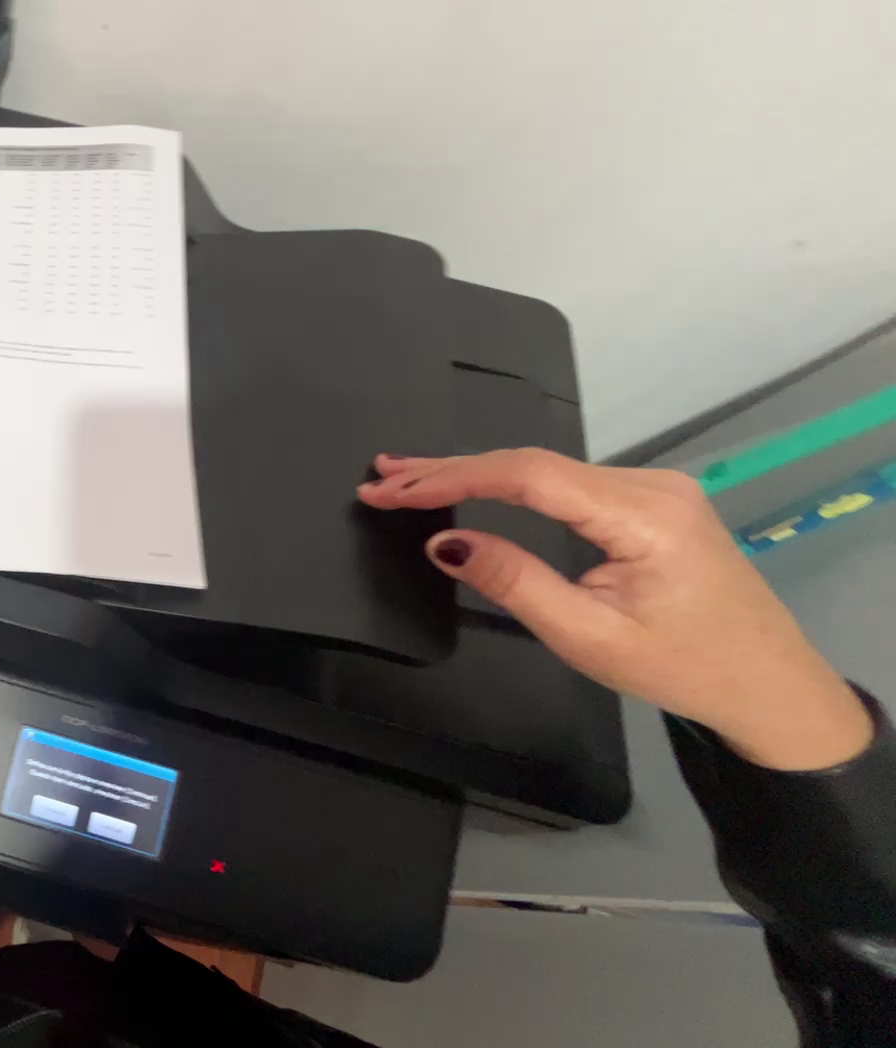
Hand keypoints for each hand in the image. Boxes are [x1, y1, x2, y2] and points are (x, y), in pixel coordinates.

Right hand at [358, 448, 871, 770]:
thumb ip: (512, 581)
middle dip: (445, 469)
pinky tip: (463, 480)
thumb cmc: (680, 667)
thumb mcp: (584, 635)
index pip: (527, 476)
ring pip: (537, 468)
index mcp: (644, 516)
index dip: (451, 477)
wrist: (769, 687)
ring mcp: (649, 489)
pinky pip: (555, 480)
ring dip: (466, 471)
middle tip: (380, 479)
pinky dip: (499, 482)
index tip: (391, 492)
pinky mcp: (642, 500)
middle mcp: (649, 486)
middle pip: (528, 463)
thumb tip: (443, 542)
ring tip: (404, 477)